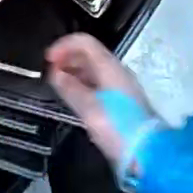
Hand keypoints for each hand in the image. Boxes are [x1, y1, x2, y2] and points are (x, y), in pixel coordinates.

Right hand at [46, 33, 162, 175]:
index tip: (47, 59)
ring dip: (73, 70)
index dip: (64, 46)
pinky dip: (81, 82)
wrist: (145, 150)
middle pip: (89, 53)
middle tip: (48, 72)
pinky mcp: (118, 99)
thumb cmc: (117, 126)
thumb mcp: (90, 108)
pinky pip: (96, 81)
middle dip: (67, 57)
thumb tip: (55, 73)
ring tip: (56, 82)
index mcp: (109, 67)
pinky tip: (71, 94)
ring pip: (92, 67)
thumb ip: (71, 89)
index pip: (85, 43)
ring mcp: (118, 84)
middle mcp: (115, 71)